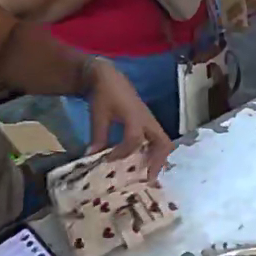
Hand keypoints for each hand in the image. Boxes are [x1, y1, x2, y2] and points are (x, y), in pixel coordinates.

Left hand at [83, 59, 173, 173]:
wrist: (108, 77)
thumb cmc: (104, 94)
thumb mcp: (98, 115)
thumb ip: (98, 137)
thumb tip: (91, 158)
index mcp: (135, 116)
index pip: (134, 140)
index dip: (122, 153)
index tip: (109, 161)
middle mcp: (147, 120)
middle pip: (163, 143)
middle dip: (157, 162)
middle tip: (147, 179)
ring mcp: (150, 121)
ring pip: (164, 142)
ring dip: (158, 159)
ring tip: (148, 175)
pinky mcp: (148, 123)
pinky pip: (158, 140)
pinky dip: (154, 153)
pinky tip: (144, 164)